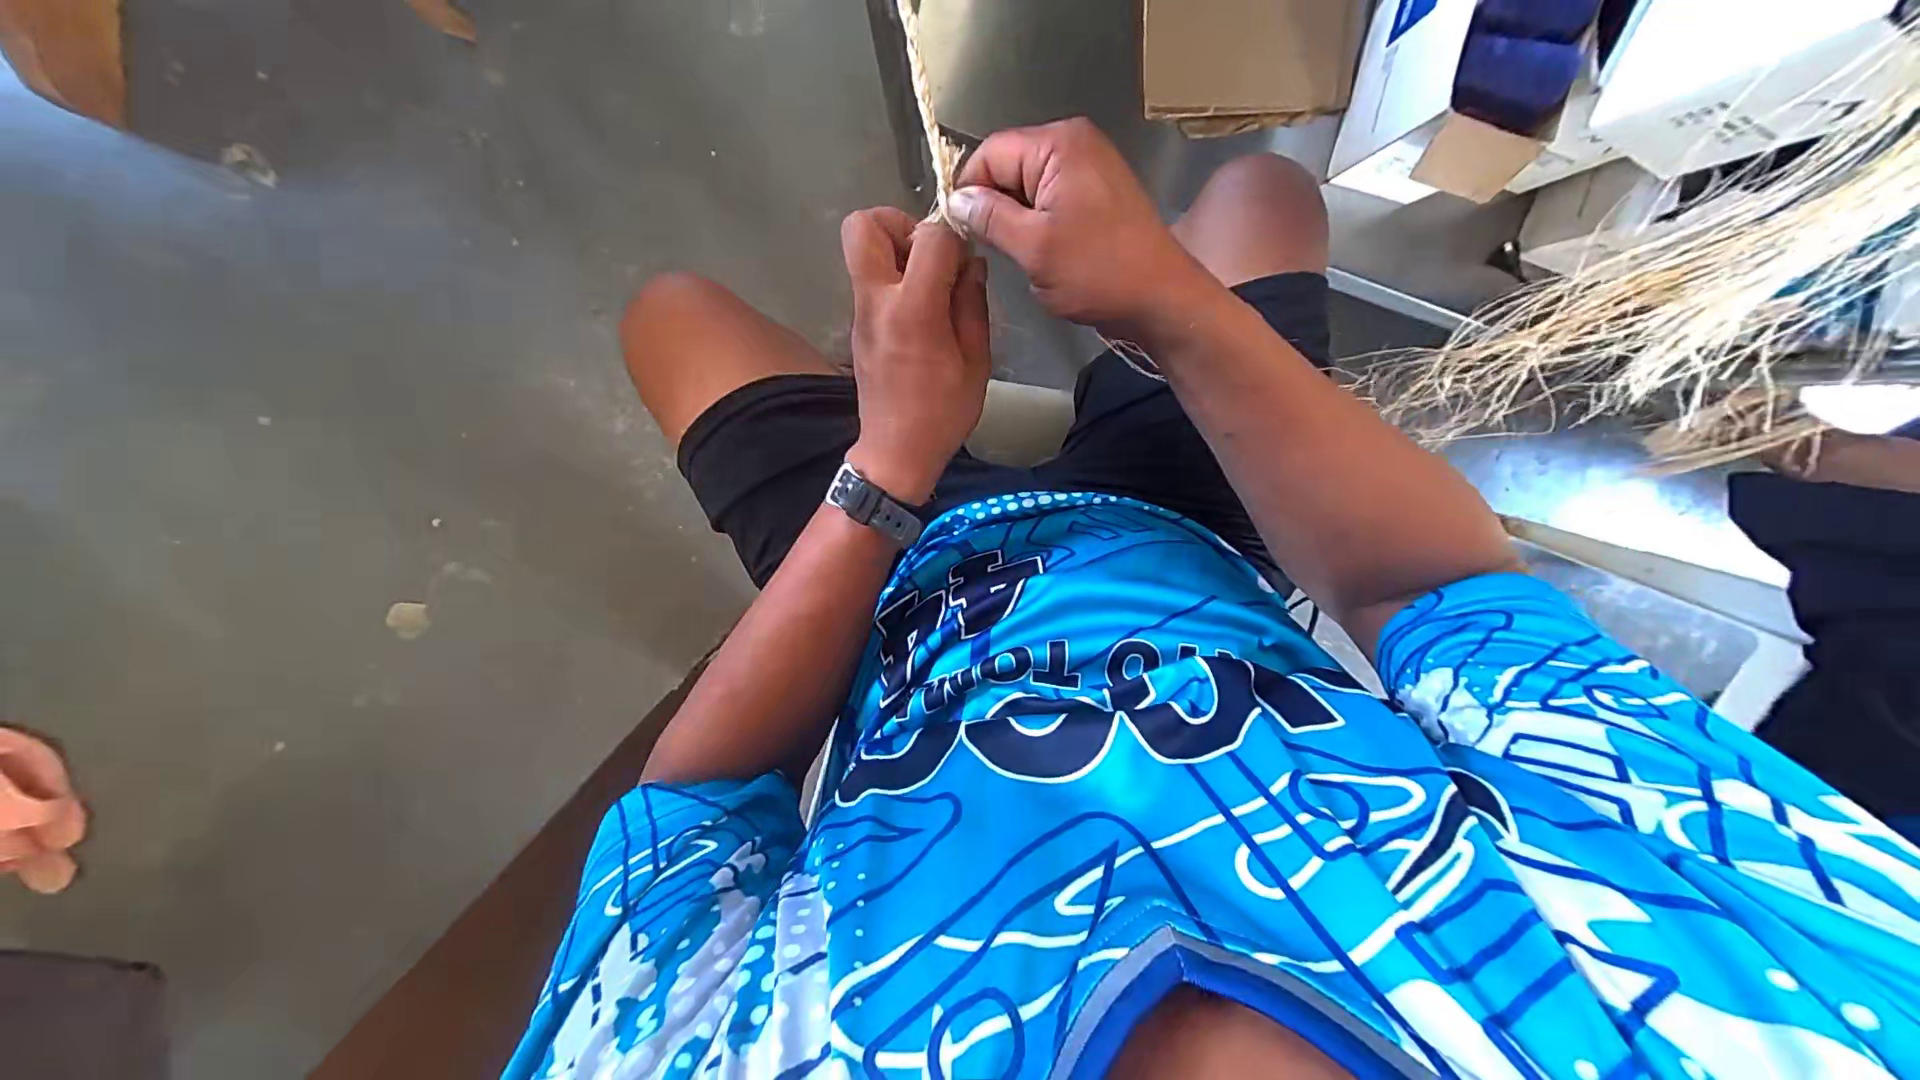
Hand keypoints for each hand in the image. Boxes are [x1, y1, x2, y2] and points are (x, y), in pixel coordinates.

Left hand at [840, 207, 990, 503]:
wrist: (896, 452)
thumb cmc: (942, 414)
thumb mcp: (975, 362)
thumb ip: (973, 305)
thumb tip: (971, 265)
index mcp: (914, 312)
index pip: (929, 238)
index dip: (953, 238)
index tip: (966, 262)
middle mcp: (877, 303)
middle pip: (862, 225)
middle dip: (899, 224)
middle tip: (928, 255)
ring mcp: (860, 314)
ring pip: (859, 248)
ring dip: (894, 250)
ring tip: (926, 283)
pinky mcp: (857, 326)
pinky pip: (867, 280)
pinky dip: (891, 278)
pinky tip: (919, 310)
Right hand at [947, 117, 1217, 339]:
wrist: (1159, 298)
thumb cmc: (1098, 272)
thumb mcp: (1034, 247)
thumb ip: (989, 218)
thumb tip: (955, 201)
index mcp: (1058, 144)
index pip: (989, 153)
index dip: (969, 191)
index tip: (961, 233)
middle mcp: (1074, 143)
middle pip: (1009, 167)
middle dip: (995, 207)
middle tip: (994, 251)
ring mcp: (1089, 168)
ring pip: (1028, 189)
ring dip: (1017, 222)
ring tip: (1023, 256)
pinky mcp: (1097, 195)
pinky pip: (1051, 202)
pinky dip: (1039, 227)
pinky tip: (1044, 255)